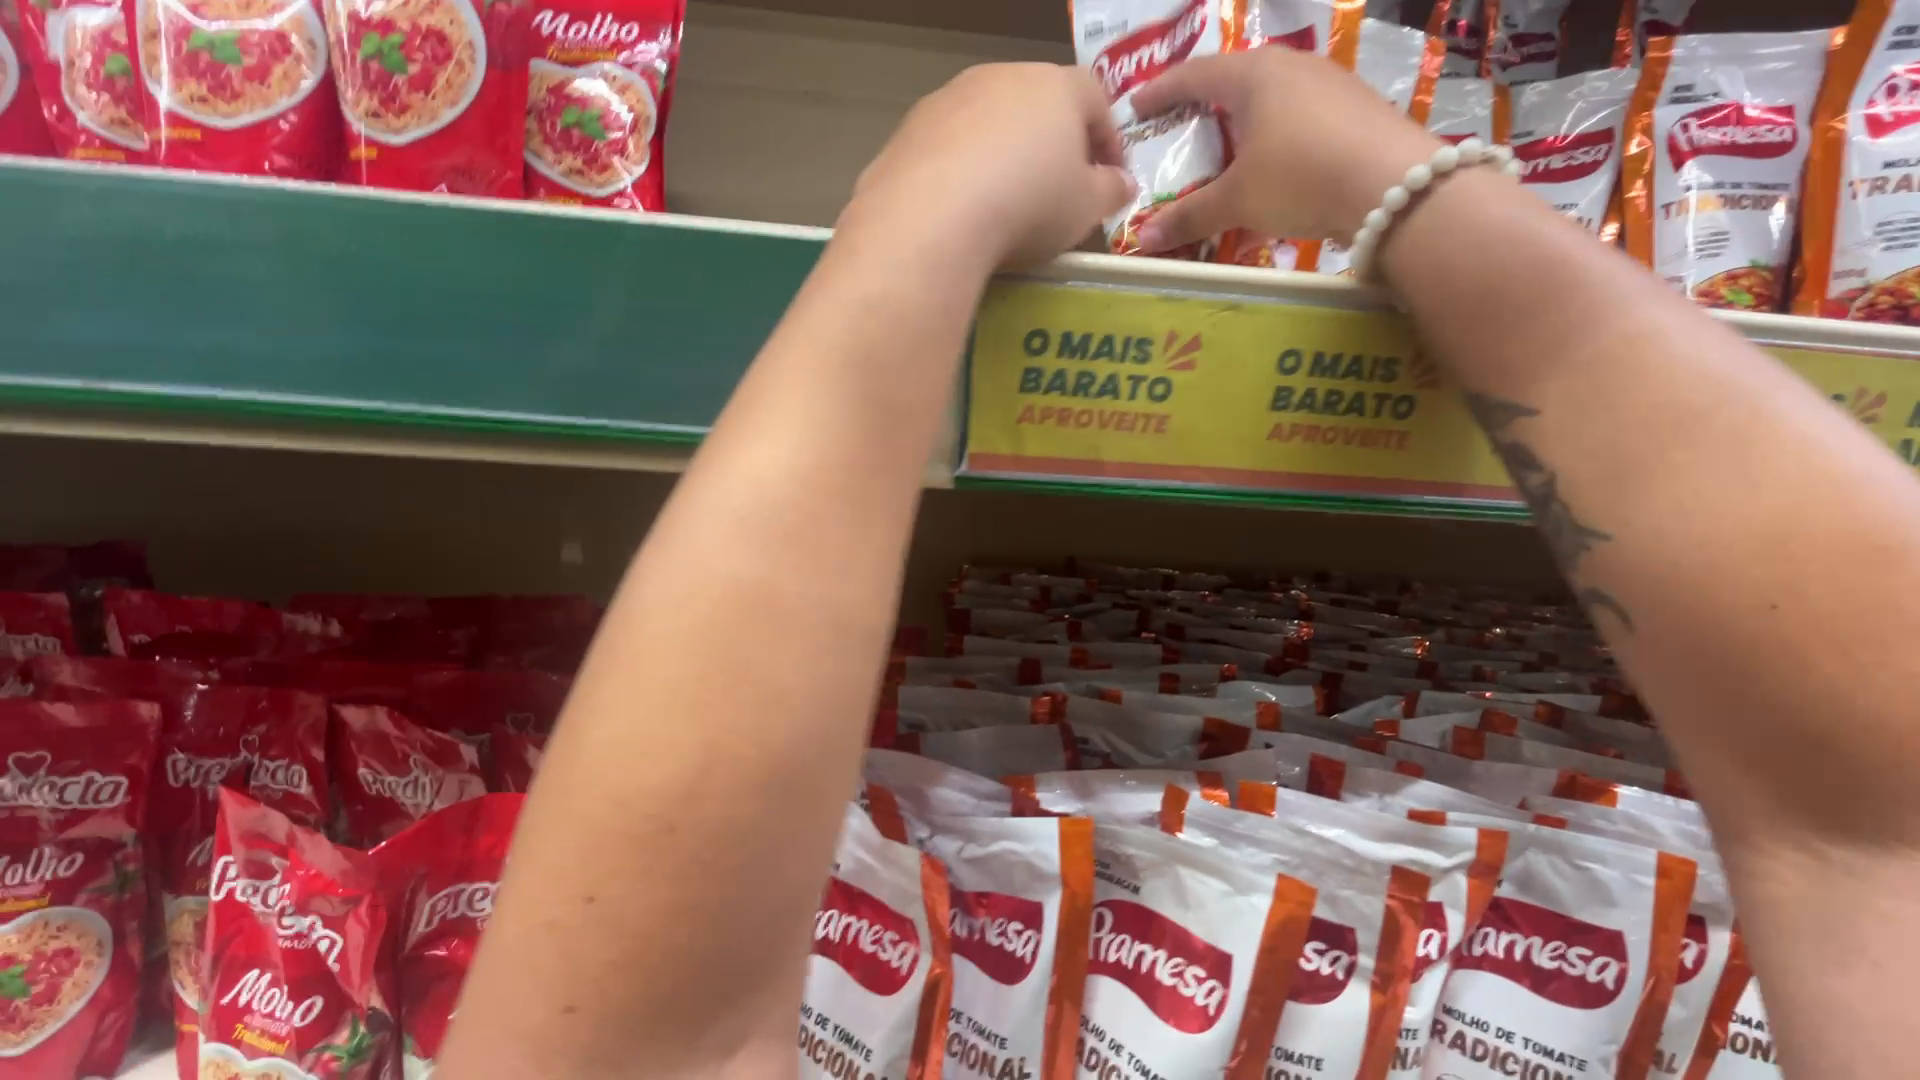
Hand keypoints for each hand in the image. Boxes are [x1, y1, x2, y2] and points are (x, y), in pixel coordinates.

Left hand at [840, 63, 1135, 270]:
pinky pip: (946, 153)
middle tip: (1058, 191)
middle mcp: (998, 78)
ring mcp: (946, 101)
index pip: (1094, 97)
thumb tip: (1121, 183)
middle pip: (1036, 105)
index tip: (1111, 177)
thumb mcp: (1085, 207)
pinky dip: (958, 176)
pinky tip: (960, 215)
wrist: (931, 220)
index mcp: (1054, 86)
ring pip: (986, 125)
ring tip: (1004, 206)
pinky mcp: (906, 133)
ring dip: (1000, 158)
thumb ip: (1110, 191)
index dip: (1107, 138)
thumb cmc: (1028, 205)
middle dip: (1051, 145)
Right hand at [1129, 49, 1442, 252]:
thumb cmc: (1300, 178)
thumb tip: (1143, 240)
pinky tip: (1275, 171)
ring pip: (1272, 101)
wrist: (1394, 186)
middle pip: (1234, 82)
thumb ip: (1189, 216)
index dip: (1160, 91)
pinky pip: (1301, 120)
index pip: (1193, 74)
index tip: (1136, 106)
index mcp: (1253, 75)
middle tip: (1180, 131)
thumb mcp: (1237, 201)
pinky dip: (1276, 142)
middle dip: (1204, 108)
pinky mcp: (1356, 109)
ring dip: (1244, 127)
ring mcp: (1329, 85)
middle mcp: (1291, 67)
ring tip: (1226, 155)